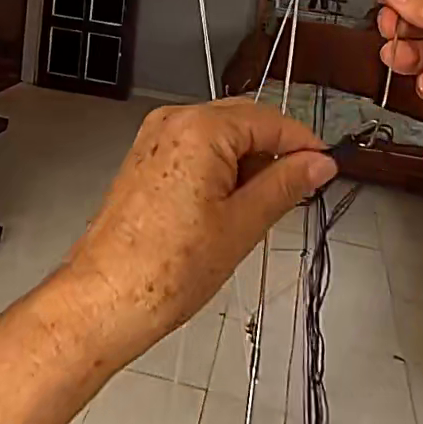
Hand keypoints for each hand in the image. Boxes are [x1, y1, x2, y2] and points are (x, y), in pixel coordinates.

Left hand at [61, 98, 335, 359]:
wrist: (98, 303)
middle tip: (296, 188)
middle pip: (245, 120)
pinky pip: (198, 145)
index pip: (270, 121)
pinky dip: (221, 165)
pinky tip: (225, 203)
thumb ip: (286, 184)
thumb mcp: (241, 225)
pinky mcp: (147, 155)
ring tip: (253, 206)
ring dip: (247, 160)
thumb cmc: (164, 270)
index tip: (324, 164)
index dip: (302, 143)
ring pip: (222, 132)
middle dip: (273, 152)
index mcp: (201, 128)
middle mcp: (176, 120)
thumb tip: (319, 163)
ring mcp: (157, 136)